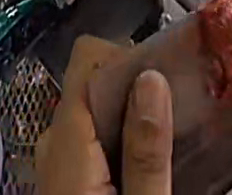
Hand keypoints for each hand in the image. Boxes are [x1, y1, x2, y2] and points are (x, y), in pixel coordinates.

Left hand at [36, 36, 173, 194]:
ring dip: (134, 112)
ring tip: (172, 127)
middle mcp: (54, 141)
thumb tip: (152, 78)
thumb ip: (144, 151)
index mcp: (64, 138)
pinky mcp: (67, 177)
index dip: (128, 54)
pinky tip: (151, 155)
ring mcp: (57, 160)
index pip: (89, 57)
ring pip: (99, 109)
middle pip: (97, 82)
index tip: (165, 71)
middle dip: (138, 85)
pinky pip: (96, 135)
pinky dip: (124, 136)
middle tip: (177, 103)